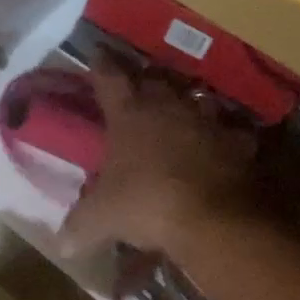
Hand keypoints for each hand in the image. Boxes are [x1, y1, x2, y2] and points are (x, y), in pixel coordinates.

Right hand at [58, 56, 262, 255]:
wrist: (214, 220)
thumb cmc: (146, 204)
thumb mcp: (101, 218)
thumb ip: (79, 226)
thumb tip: (60, 245)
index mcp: (128, 114)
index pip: (109, 77)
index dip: (101, 65)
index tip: (97, 53)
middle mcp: (167, 107)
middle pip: (155, 80)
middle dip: (146, 80)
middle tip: (140, 85)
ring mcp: (207, 122)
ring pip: (197, 98)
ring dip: (188, 103)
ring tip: (182, 112)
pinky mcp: (239, 144)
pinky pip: (231, 132)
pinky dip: (226, 137)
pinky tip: (222, 148)